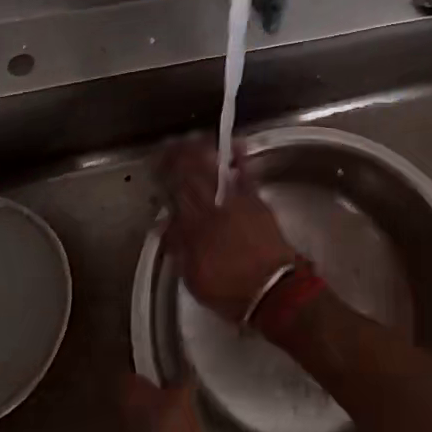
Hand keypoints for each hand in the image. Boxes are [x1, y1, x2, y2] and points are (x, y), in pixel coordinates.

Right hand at [161, 137, 296, 323]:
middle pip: (193, 177)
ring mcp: (238, 204)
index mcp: (194, 227)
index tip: (157, 163)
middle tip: (172, 144)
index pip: (175, 194)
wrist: (274, 292)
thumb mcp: (194, 277)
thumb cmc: (230, 290)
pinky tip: (236, 144)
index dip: (165, 176)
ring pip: (217, 172)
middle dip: (181, 158)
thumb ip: (179, 248)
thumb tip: (165, 226)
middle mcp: (214, 210)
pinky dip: (240, 159)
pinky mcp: (258, 203)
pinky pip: (247, 176)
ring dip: (204, 154)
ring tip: (194, 139)